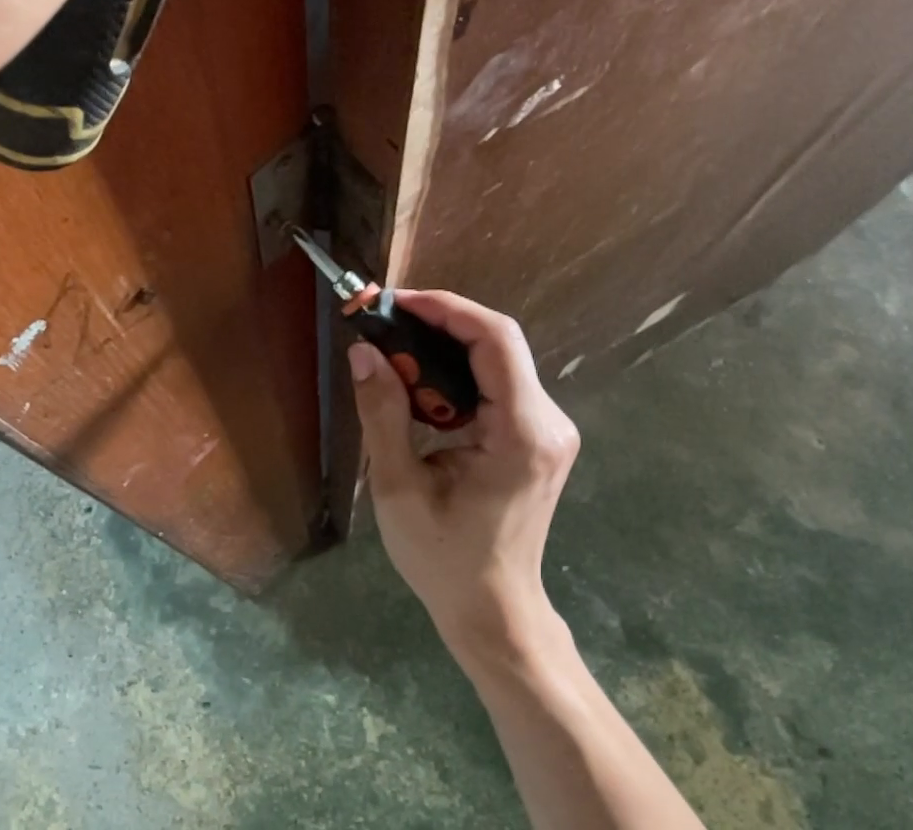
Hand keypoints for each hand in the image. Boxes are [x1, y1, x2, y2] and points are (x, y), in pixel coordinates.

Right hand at [348, 291, 580, 657]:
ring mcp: (548, 432)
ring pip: (497, 362)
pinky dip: (454, 375)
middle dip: (437, 325)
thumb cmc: (443, 557)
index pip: (495, 340)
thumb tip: (364, 353)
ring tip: (390, 355)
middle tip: (380, 326)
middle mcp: (548, 423)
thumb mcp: (399, 487)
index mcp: (522, 433)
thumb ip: (383, 414)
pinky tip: (417, 389)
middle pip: (498, 344)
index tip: (392, 303)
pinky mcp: (536, 440)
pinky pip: (497, 386)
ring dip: (442, 350)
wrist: (492, 609)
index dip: (444, 309)